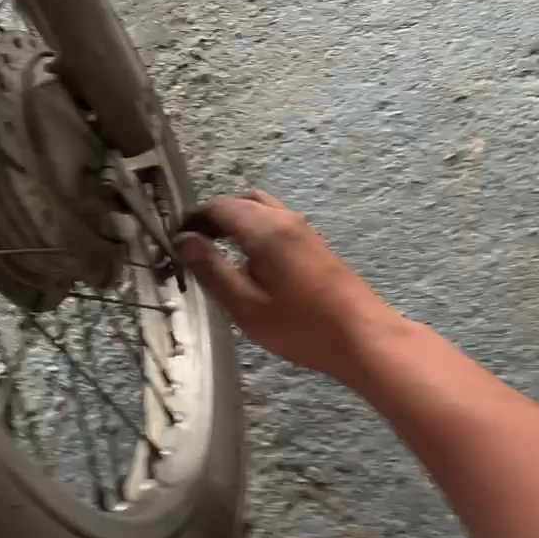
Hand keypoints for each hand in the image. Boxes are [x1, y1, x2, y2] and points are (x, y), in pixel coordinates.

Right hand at [174, 191, 402, 385]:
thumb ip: (212, 271)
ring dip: (235, 220)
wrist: (363, 337)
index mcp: (265, 229)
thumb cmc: (302, 327)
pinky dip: (253, 227)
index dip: (193, 219)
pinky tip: (249, 261)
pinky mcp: (313, 241)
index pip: (219, 207)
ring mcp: (302, 227)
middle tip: (194, 246)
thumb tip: (183, 242)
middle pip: (240, 201)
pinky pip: (274, 219)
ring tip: (218, 252)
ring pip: (259, 207)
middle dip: (213, 217)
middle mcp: (284, 218)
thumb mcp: (247, 307)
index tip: (175, 240)